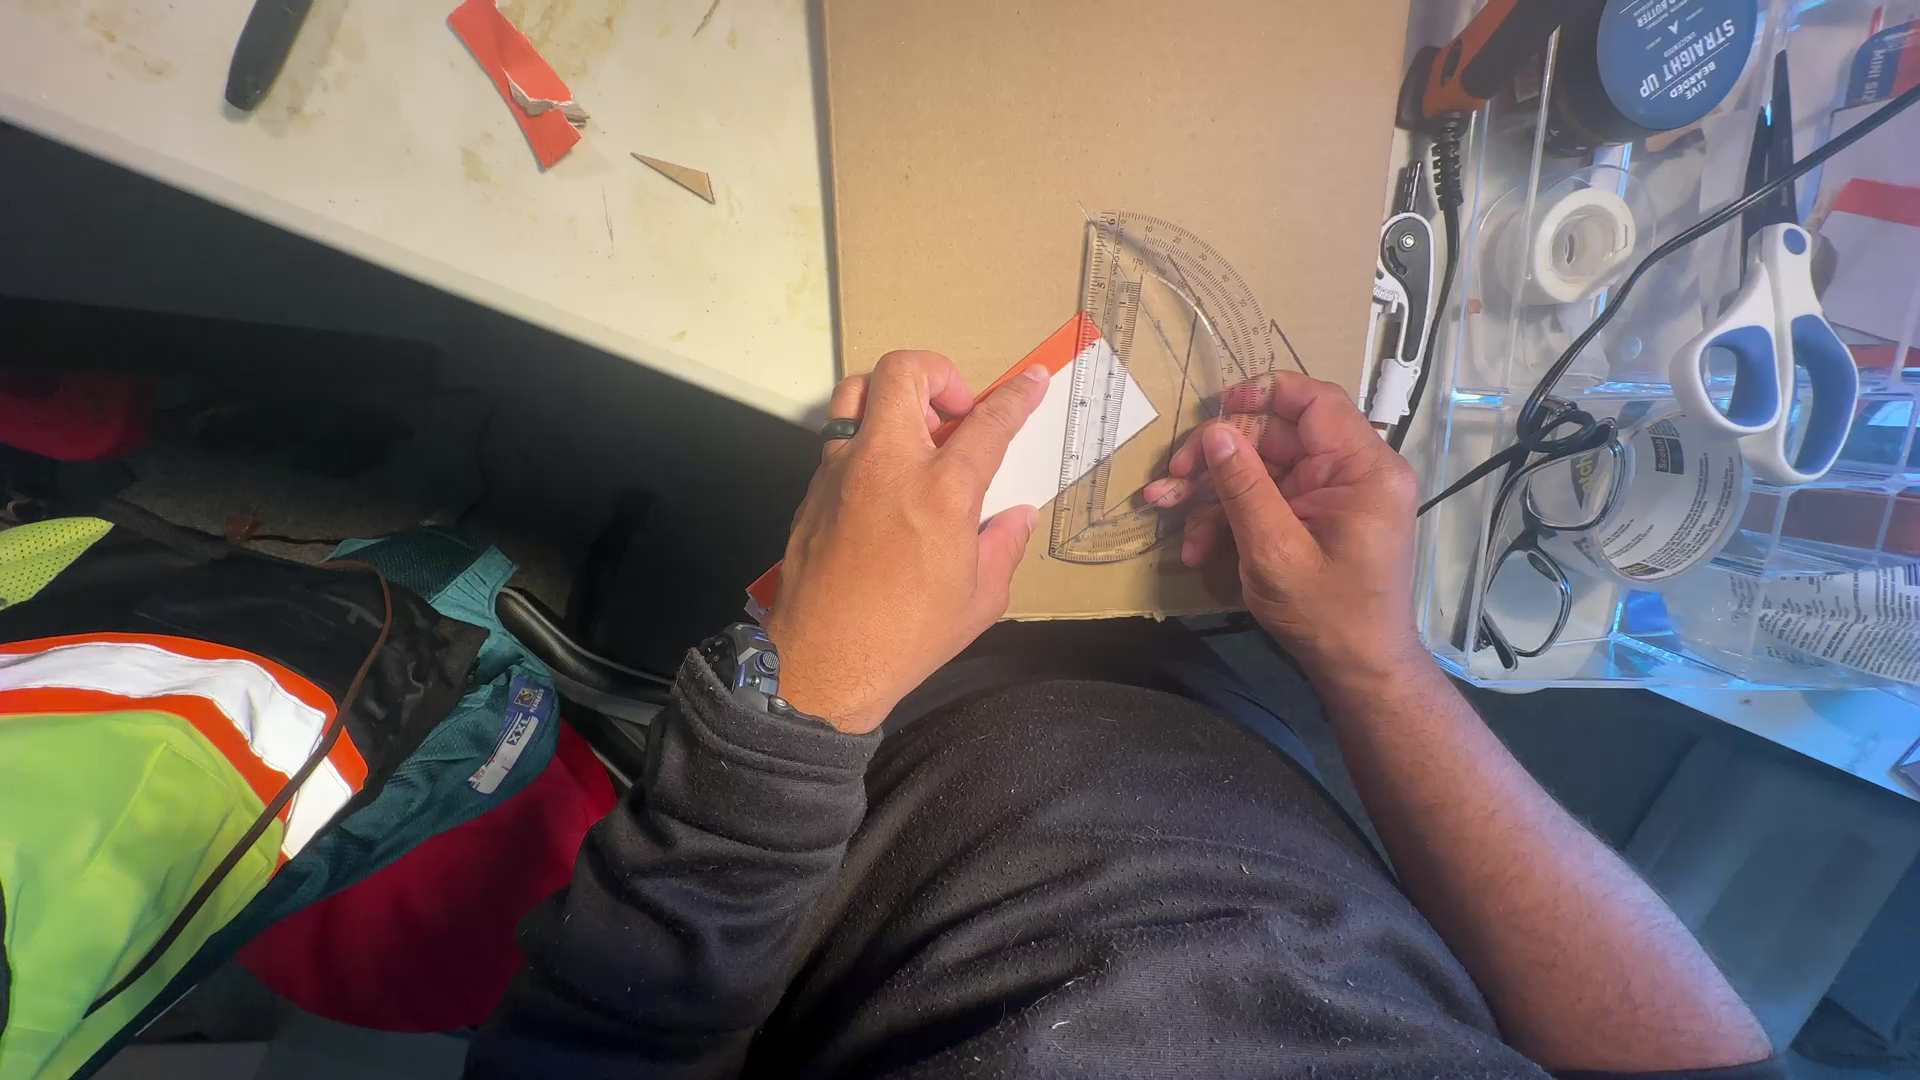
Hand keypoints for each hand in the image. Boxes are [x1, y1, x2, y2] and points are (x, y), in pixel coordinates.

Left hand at [762, 352, 1049, 733]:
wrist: (824, 664)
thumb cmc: (907, 636)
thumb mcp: (980, 599)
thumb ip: (1004, 545)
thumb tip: (1016, 516)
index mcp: (942, 490)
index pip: (988, 422)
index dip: (1017, 395)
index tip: (1032, 381)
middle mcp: (887, 464)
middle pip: (904, 371)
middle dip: (939, 373)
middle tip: (955, 413)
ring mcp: (841, 471)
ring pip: (858, 391)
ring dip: (894, 397)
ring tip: (916, 437)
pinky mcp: (813, 490)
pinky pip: (841, 439)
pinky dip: (869, 443)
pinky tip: (884, 486)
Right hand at [1141, 372, 1422, 677]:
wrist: (1357, 667)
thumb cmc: (1326, 613)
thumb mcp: (1274, 551)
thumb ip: (1244, 488)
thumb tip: (1215, 433)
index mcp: (1362, 470)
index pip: (1316, 402)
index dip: (1264, 394)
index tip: (1216, 408)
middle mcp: (1352, 473)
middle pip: (1275, 439)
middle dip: (1217, 459)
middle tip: (1170, 480)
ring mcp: (1332, 496)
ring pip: (1262, 471)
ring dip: (1211, 493)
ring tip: (1164, 509)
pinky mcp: (1315, 516)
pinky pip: (1266, 500)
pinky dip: (1228, 518)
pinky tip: (1196, 546)